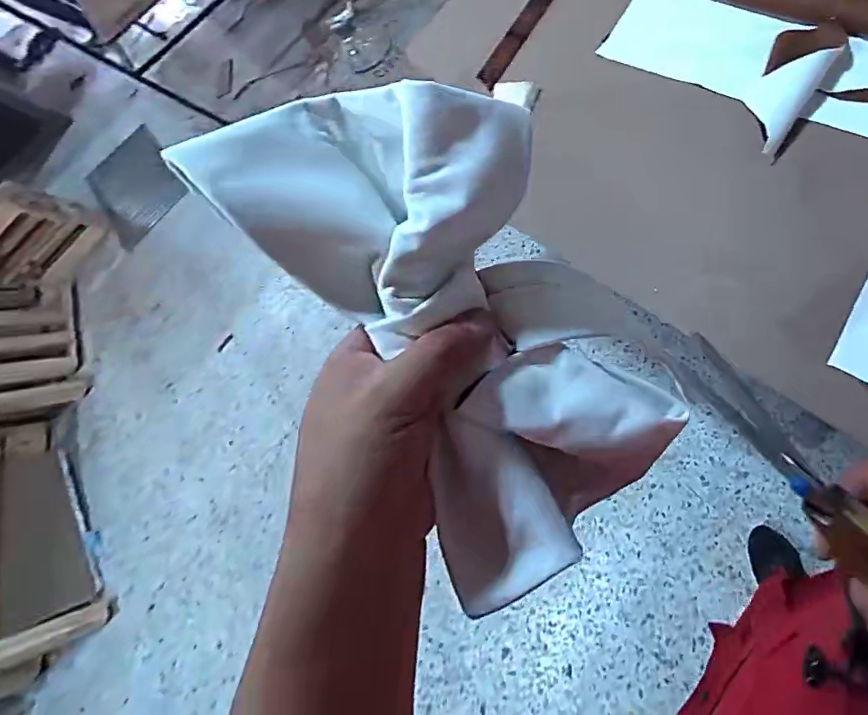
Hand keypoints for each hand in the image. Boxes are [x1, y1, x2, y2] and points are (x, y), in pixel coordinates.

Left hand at [285, 313, 502, 551]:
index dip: (439, 305)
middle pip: (427, 348)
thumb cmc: (360, 467)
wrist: (355, 566)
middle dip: (465, 342)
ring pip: (445, 384)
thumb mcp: (393, 392)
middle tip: (509, 332)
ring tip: (515, 361)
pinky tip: (506, 398)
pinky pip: (454, 416)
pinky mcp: (420, 453)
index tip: (484, 301)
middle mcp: (372, 387)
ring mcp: (397, 423)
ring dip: (475, 378)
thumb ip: (440, 348)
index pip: (399, 315)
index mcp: (351, 361)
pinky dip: (476, 409)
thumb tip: (484, 319)